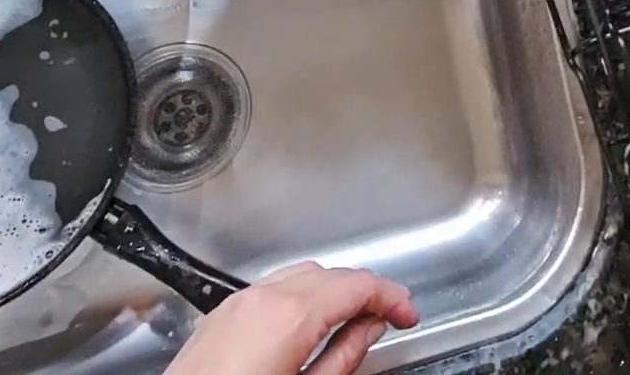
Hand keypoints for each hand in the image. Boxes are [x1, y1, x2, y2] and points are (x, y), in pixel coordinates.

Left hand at [169, 262, 418, 374]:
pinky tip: (309, 324)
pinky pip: (273, 288)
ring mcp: (238, 301)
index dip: (391, 296)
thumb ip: (344, 356)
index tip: (409, 314)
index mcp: (291, 314)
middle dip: (364, 291)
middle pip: (332, 274)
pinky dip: (301, 295)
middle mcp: (264, 295)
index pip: (357, 285)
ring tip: (352, 320)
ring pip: (302, 275)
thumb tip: (370, 327)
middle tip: (389, 318)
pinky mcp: (220, 314)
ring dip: (333, 290)